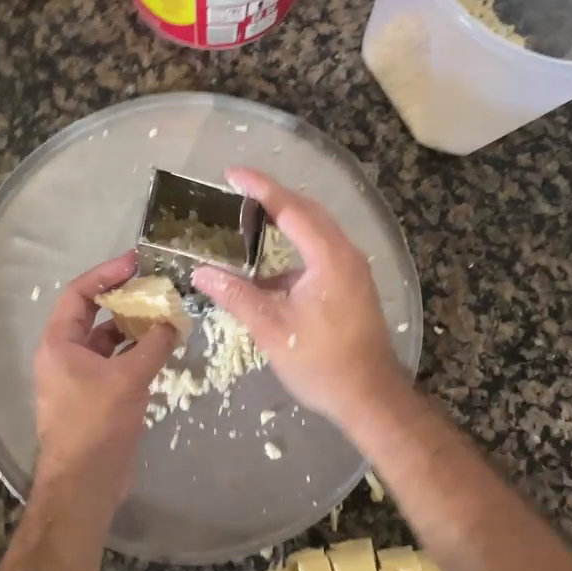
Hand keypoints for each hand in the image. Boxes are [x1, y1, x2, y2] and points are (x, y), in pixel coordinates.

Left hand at [32, 254, 178, 509]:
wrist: (84, 484)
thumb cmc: (97, 423)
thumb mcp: (129, 378)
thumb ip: (154, 345)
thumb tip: (173, 321)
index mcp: (59, 343)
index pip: (79, 293)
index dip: (107, 274)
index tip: (136, 262)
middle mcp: (63, 355)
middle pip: (94, 315)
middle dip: (124, 300)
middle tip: (156, 287)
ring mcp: (78, 378)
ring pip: (107, 341)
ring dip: (133, 328)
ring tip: (165, 315)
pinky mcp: (94, 398)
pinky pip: (115, 364)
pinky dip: (136, 353)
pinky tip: (161, 350)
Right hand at [192, 168, 406, 428]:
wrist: (370, 396)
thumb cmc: (322, 362)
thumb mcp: (272, 328)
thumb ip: (236, 295)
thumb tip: (201, 273)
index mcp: (329, 256)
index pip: (290, 208)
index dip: (260, 188)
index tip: (232, 173)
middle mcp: (345, 254)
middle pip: (306, 212)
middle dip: (272, 198)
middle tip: (237, 191)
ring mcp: (352, 269)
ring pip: (315, 231)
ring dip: (284, 222)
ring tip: (248, 220)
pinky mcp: (352, 285)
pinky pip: (320, 252)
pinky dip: (294, 249)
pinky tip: (267, 269)